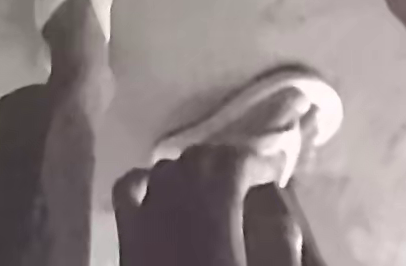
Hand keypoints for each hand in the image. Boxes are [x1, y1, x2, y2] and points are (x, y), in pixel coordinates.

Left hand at [114, 145, 273, 265]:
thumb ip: (279, 245)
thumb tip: (276, 205)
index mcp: (212, 213)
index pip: (231, 164)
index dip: (255, 159)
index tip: (277, 169)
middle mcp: (173, 202)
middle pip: (197, 161)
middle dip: (225, 161)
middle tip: (251, 175)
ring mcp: (143, 218)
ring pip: (166, 170)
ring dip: (191, 169)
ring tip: (216, 185)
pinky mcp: (126, 238)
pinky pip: (129, 189)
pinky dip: (146, 180)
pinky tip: (157, 190)